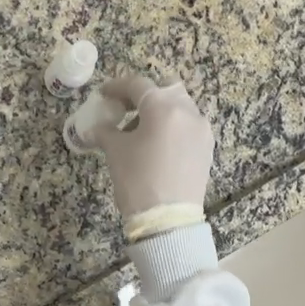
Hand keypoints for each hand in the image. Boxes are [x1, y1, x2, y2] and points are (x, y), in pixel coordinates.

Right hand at [94, 76, 215, 241]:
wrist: (167, 220)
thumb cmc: (137, 180)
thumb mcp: (115, 152)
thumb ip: (106, 132)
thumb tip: (98, 127)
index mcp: (163, 107)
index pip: (138, 85)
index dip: (117, 87)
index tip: (103, 94)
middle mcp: (188, 111)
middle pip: (165, 90)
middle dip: (144, 96)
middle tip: (125, 109)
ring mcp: (201, 129)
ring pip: (179, 107)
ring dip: (158, 112)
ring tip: (139, 132)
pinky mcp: (206, 148)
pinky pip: (187, 126)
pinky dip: (171, 127)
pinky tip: (157, 145)